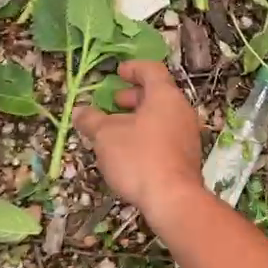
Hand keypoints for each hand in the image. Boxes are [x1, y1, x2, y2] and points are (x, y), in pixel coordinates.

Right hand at [74, 61, 205, 221]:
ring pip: (161, 117)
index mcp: (165, 96)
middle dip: (133, 97)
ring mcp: (187, 135)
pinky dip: (148, 135)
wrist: (173, 199)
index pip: (152, 70)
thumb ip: (92, 120)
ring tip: (116, 130)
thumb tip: (80, 111)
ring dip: (138, 118)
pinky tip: (130, 152)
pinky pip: (166, 136)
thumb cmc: (139, 157)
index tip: (118, 72)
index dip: (134, 68)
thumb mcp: (106, 136)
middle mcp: (181, 110)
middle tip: (114, 103)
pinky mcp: (187, 157)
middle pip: (157, 94)